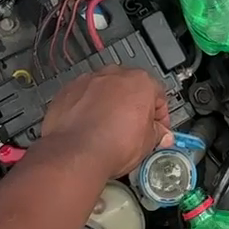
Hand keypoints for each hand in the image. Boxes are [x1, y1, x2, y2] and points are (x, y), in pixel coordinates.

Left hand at [36, 66, 172, 178]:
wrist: (76, 153)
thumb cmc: (111, 144)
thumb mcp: (147, 143)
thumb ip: (157, 133)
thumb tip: (159, 134)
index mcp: (141, 82)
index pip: (158, 94)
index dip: (160, 115)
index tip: (157, 128)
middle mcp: (115, 75)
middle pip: (130, 88)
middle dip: (133, 106)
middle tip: (134, 129)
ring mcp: (90, 80)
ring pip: (105, 90)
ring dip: (108, 105)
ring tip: (108, 130)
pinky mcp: (69, 90)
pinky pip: (83, 96)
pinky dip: (86, 108)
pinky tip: (89, 128)